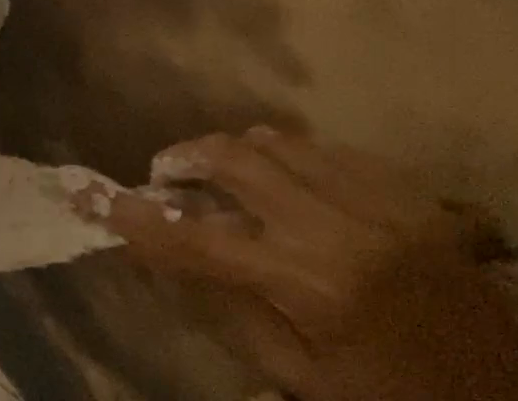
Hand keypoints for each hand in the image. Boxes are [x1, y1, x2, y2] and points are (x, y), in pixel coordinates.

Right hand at [82, 128, 517, 400]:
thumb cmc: (382, 397)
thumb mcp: (294, 371)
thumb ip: (222, 302)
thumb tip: (154, 247)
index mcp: (308, 284)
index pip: (194, 237)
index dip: (136, 216)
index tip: (98, 198)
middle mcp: (343, 231)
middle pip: (234, 159)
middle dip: (184, 159)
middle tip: (166, 175)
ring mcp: (388, 208)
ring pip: (281, 142)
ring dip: (239, 153)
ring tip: (226, 174)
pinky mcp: (419, 202)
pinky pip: (336, 152)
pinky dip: (297, 159)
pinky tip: (291, 183)